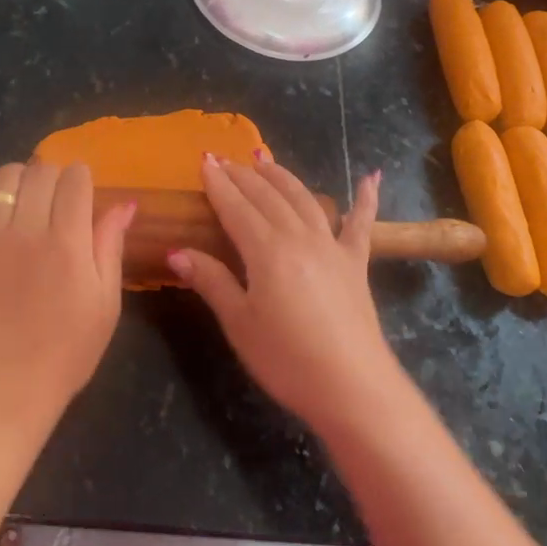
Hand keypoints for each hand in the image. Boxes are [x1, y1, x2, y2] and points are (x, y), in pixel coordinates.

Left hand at [0, 163, 131, 420]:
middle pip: (39, 173)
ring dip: (16, 175)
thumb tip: (124, 203)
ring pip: (0, 180)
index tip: (83, 190)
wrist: (10, 386)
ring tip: (24, 192)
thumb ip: (110, 246)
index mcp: (68, 243)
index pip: (74, 180)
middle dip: (52, 174)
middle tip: (55, 195)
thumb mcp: (106, 302)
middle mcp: (26, 232)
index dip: (81, 177)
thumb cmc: (69, 349)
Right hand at [168, 154, 405, 433]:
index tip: (204, 162)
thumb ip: (211, 281)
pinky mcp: (357, 264)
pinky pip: (361, 223)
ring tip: (265, 158)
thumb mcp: (239, 323)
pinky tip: (370, 177)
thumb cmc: (286, 359)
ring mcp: (332, 247)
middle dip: (243, 175)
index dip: (219, 185)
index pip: (236, 208)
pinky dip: (365, 198)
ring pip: (304, 199)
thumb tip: (177, 252)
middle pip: (268, 196)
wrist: (352, 387)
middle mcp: (300, 237)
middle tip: (224, 159)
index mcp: (267, 250)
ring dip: (282, 176)